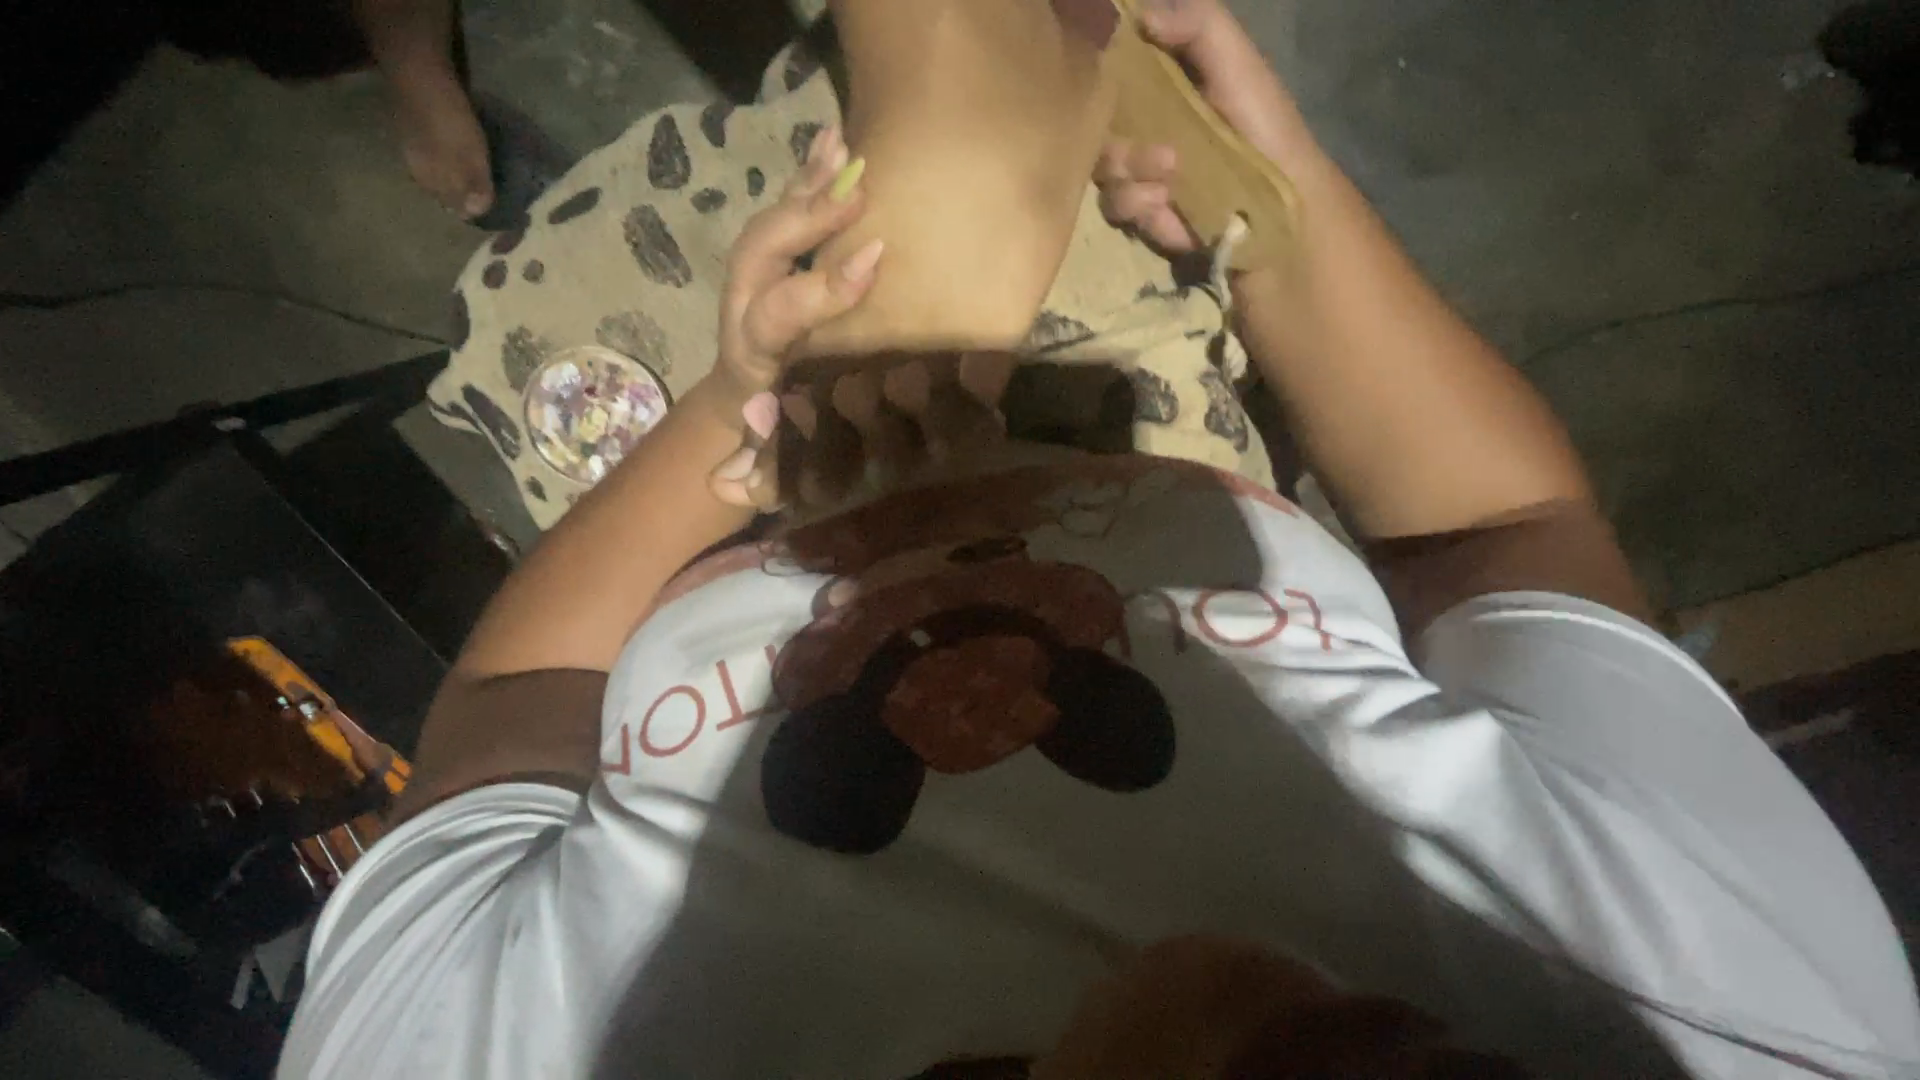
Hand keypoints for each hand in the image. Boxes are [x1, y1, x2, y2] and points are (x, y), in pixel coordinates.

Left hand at [708, 125, 884, 506]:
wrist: (739, 410)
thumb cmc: (765, 442)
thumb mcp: (765, 470)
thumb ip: (754, 475)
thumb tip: (728, 482)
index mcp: (751, 357)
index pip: (775, 314)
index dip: (819, 288)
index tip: (871, 260)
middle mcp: (746, 309)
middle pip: (762, 252)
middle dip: (807, 219)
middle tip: (858, 192)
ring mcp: (754, 284)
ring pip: (772, 224)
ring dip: (806, 184)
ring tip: (843, 145)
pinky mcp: (770, 267)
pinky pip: (786, 215)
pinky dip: (807, 177)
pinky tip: (835, 138)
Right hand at [1095, 0, 1317, 253]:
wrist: (1279, 202)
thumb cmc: (1262, 124)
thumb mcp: (1237, 61)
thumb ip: (1198, 24)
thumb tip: (1142, 15)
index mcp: (1162, 87)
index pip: (1114, 74)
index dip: (1104, 73)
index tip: (1108, 75)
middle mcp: (1144, 128)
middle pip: (1095, 128)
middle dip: (1118, 140)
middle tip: (1162, 150)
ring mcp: (1140, 174)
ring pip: (1102, 169)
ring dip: (1130, 172)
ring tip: (1170, 176)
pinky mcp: (1143, 216)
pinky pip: (1116, 207)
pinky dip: (1137, 203)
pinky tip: (1165, 203)